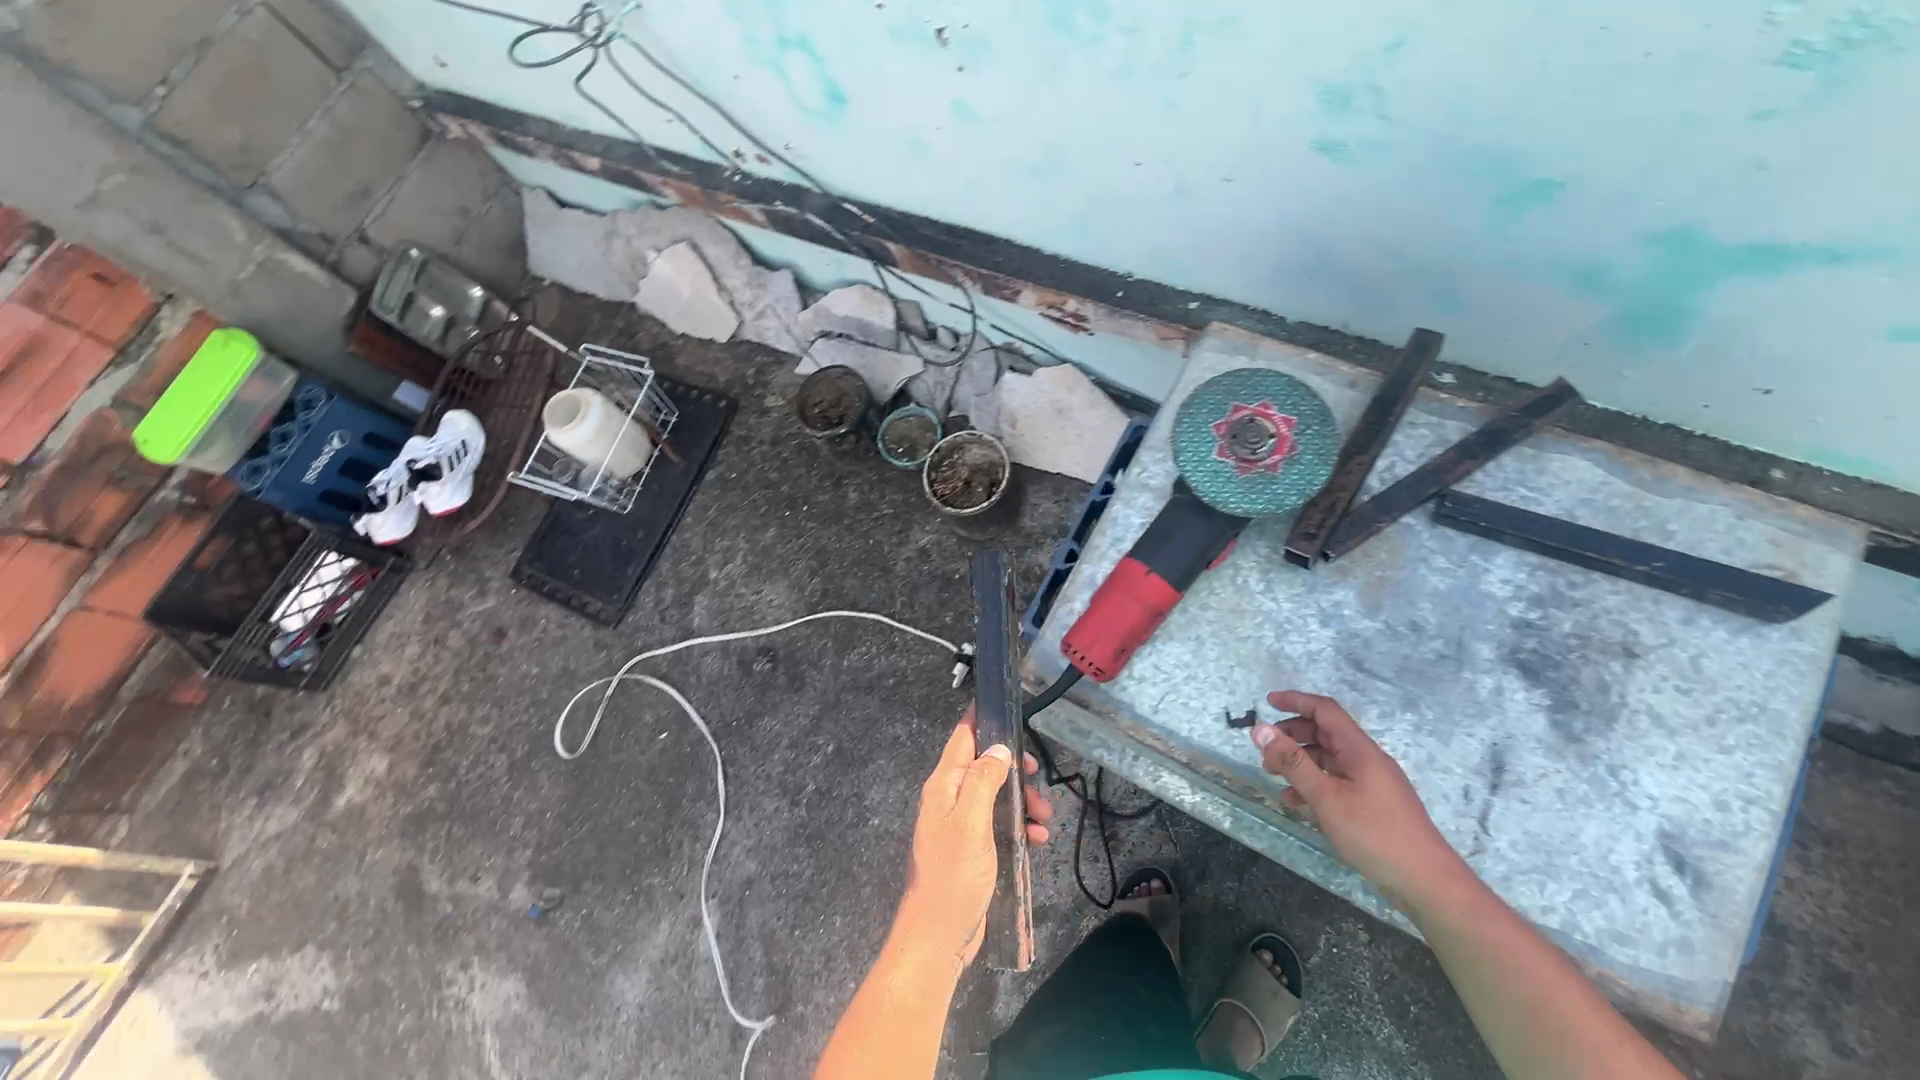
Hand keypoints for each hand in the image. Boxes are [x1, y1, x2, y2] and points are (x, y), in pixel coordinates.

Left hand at [900, 708, 1052, 968]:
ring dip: (1022, 801)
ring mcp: (960, 825)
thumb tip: (998, 748)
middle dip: (1013, 769)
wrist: (940, 934)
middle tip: (1037, 776)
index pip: (961, 739)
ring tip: (1043, 819)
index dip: (980, 719)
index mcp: (942, 787)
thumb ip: (983, 781)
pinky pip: (999, 825)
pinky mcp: (973, 849)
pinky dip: (1019, 827)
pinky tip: (1036, 840)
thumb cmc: (953, 875)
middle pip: (984, 766)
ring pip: (996, 796)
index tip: (1003, 703)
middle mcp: (948, 799)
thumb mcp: (971, 822)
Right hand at [1251, 691, 1464, 909]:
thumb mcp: (1326, 797)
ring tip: (1274, 778)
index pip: (1325, 710)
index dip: (1296, 701)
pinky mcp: (1373, 804)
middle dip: (1292, 735)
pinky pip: (1337, 782)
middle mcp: (1367, 760)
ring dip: (1300, 762)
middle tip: (1265, 752)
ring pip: (1329, 759)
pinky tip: (1297, 803)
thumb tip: (1261, 730)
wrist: (1425, 880)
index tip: (1267, 702)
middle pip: (1326, 733)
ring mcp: (1372, 782)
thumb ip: (1293, 762)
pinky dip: (1314, 785)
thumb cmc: (1374, 834)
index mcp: (1360, 750)